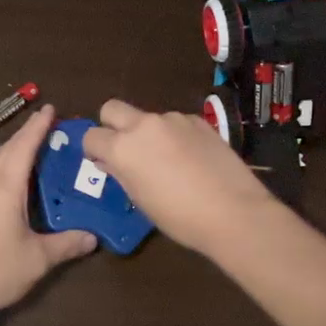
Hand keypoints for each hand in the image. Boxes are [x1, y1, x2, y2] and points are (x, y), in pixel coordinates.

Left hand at [0, 105, 96, 319]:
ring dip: (11, 147)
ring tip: (30, 145)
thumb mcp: (39, 258)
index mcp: (5, 185)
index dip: (38, 127)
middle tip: (49, 126)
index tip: (51, 109)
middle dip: (27, 134)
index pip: (24, 146)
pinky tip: (3, 172)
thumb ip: (67, 243)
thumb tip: (94, 236)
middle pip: (8, 148)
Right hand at [81, 99, 277, 255]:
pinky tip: (191, 158)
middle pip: (112, 108)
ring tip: (168, 160)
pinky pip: (175, 122)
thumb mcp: (140, 200)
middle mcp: (143, 125)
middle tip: (125, 148)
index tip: (103, 162)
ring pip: (148, 117)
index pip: (91, 136)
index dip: (94, 150)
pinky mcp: (198, 120)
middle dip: (111, 124)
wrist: (234, 212)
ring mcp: (173, 119)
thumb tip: (110, 161)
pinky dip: (175, 135)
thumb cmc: (180, 217)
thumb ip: (121, 173)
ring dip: (149, 133)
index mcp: (123, 148)